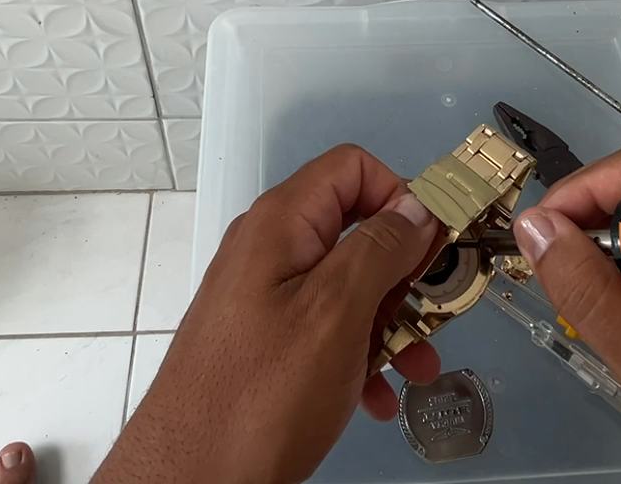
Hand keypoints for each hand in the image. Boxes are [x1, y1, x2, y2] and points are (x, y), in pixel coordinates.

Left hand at [96, 145, 443, 483]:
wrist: (186, 480)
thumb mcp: (336, 313)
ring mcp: (264, 292)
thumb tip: (418, 207)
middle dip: (401, 268)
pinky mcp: (263, 335)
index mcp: (282, 220)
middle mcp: (271, 245)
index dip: (399, 195)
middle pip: (354, 226)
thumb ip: (381, 250)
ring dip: (388, 318)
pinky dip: (357, 349)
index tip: (431, 246)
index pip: (352, 167)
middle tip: (433, 310)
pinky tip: (377, 393)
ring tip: (416, 365)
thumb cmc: (260, 393)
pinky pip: (323, 323)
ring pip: (345, 282)